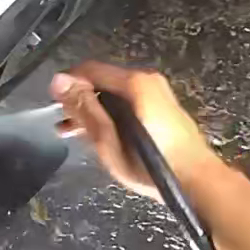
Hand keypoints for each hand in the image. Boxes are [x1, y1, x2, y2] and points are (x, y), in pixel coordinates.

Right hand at [51, 61, 220, 198]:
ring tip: (75, 131)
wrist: (196, 180)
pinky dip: (112, 114)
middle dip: (81, 100)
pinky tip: (101, 133)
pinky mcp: (163, 108)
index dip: (68, 84)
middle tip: (63, 122)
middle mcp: (149, 82)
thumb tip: (61, 82)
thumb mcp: (108, 140)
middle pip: (104, 81)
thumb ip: (84, 109)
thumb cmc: (154, 165)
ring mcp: (158, 94)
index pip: (90, 70)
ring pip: (116, 94)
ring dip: (95, 110)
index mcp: (137, 84)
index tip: (54, 102)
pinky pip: (129, 103)